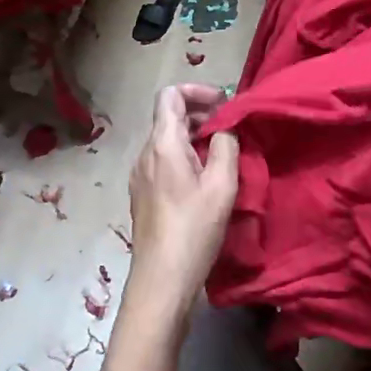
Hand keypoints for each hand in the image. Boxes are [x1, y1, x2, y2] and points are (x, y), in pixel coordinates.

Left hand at [128, 86, 239, 323]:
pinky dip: (184, 156)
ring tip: (222, 155)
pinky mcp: (142, 194)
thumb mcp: (222, 185)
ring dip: (194, 137)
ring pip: (167, 139)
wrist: (161, 279)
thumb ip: (226, 145)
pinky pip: (163, 161)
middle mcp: (145, 154)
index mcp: (162, 144)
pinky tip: (204, 180)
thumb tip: (225, 128)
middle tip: (230, 129)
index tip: (224, 104)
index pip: (170, 95)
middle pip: (168, 116)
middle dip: (201, 114)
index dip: (197, 91)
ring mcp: (140, 175)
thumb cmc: (194, 230)